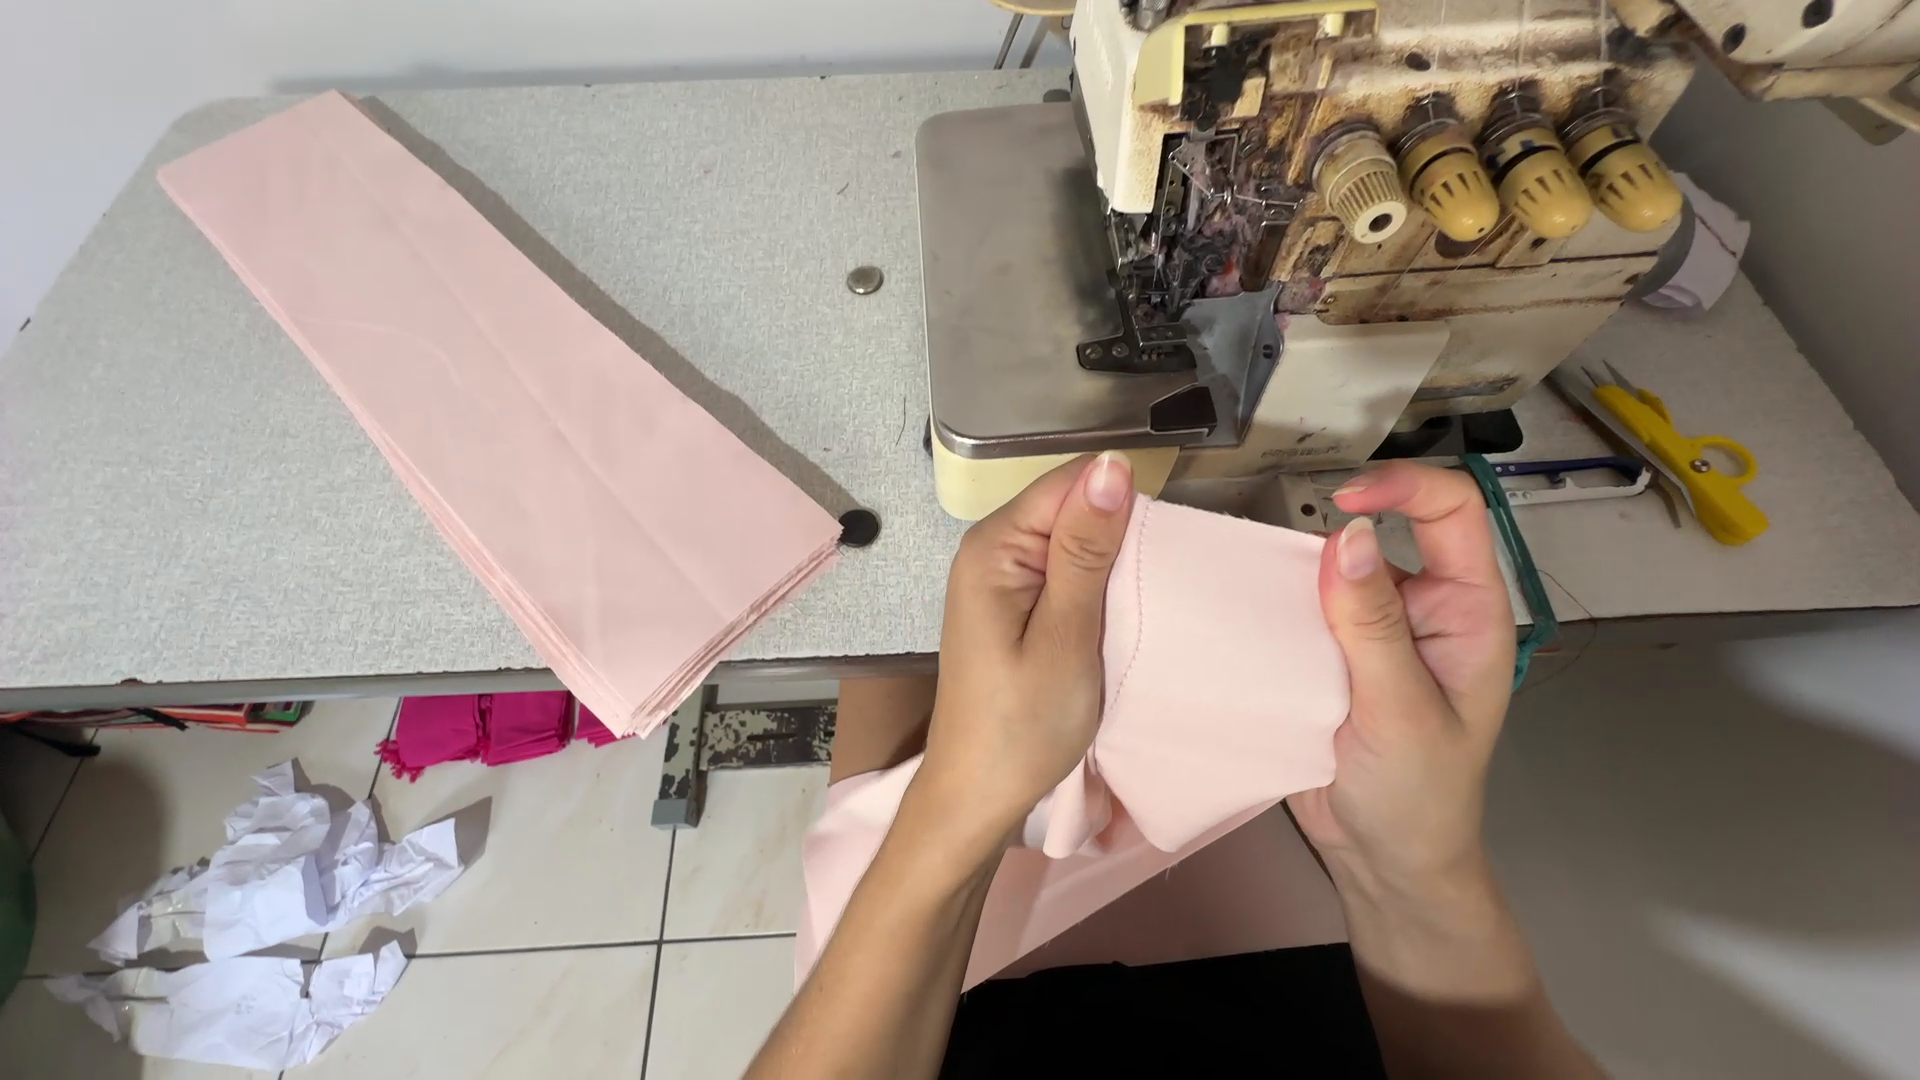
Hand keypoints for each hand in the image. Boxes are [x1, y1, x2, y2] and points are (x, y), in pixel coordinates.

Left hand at [914, 452, 1135, 851]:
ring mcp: (997, 576)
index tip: (1148, 557)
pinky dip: (1090, 587)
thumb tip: (1111, 464)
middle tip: (1137, 596)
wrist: (980, 791)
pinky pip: (1060, 570)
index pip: (1069, 483)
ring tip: (1126, 611)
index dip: (1117, 505)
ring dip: (1105, 565)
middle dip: (1113, 537)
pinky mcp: (1010, 602)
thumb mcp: (1066, 635)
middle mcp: (989, 548)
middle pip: (1068, 507)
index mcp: (994, 545)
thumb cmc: (1024, 723)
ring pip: (1069, 539)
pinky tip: (1105, 618)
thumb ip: (1085, 549)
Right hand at [1287, 461, 1515, 896]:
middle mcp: (1415, 609)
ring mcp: (1364, 633)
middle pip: (1376, 535)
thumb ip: (1374, 626)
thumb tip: (1347, 537)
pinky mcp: (1321, 655)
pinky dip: (1266, 605)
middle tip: (1271, 568)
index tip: (1342, 500)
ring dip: (1287, 574)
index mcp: (1463, 611)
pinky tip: (1236, 617)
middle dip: (1324, 539)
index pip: (1451, 513)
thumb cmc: (1418, 793)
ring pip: (1325, 572)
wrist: (1378, 858)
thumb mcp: (1403, 711)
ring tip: (1244, 592)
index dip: (1405, 487)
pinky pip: (1293, 609)